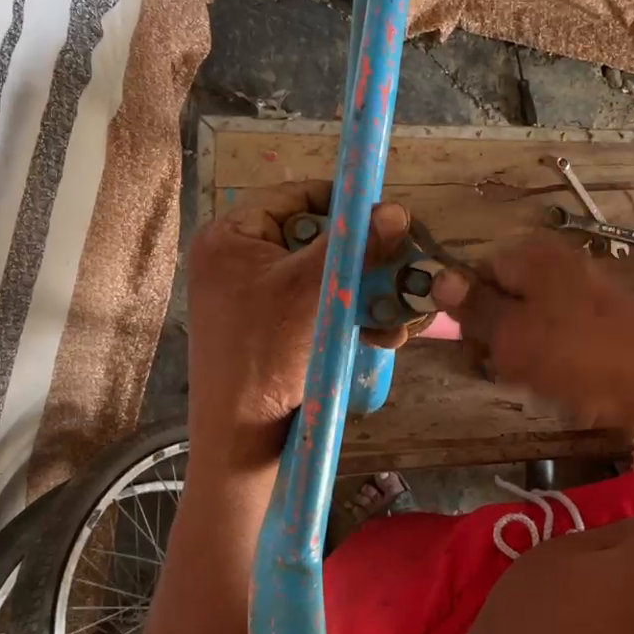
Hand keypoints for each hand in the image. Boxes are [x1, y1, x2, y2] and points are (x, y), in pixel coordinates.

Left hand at [187, 180, 410, 467]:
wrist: (242, 438)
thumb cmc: (268, 355)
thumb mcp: (317, 292)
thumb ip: (356, 247)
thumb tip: (396, 209)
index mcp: (231, 237)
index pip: (297, 195)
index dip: (347, 204)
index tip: (389, 221)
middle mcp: (240, 260)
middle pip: (318, 238)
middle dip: (364, 260)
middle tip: (402, 269)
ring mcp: (255, 296)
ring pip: (326, 276)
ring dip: (367, 293)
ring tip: (398, 315)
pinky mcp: (272, 328)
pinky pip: (319, 306)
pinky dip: (350, 316)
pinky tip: (380, 335)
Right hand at [430, 238, 633, 425]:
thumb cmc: (578, 355)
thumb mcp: (512, 335)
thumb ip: (474, 308)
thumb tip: (438, 278)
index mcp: (530, 255)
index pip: (476, 275)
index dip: (469, 315)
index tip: (476, 351)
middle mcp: (556, 261)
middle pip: (505, 298)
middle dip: (500, 338)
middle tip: (510, 371)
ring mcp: (583, 287)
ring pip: (532, 322)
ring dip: (528, 355)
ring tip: (544, 381)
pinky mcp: (603, 315)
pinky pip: (563, 335)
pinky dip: (558, 359)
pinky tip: (569, 383)